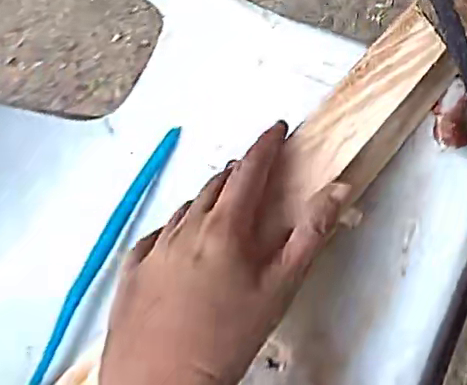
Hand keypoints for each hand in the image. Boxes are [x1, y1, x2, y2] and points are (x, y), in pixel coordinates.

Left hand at [100, 123, 349, 384]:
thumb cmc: (227, 337)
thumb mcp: (283, 285)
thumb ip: (312, 231)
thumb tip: (338, 187)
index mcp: (224, 229)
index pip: (248, 171)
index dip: (265, 145)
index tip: (277, 128)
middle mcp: (184, 234)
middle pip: (215, 186)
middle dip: (241, 170)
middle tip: (261, 166)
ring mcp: (150, 257)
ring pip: (185, 209)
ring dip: (211, 195)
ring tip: (229, 199)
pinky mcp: (127, 281)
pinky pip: (154, 237)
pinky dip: (175, 224)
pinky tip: (183, 234)